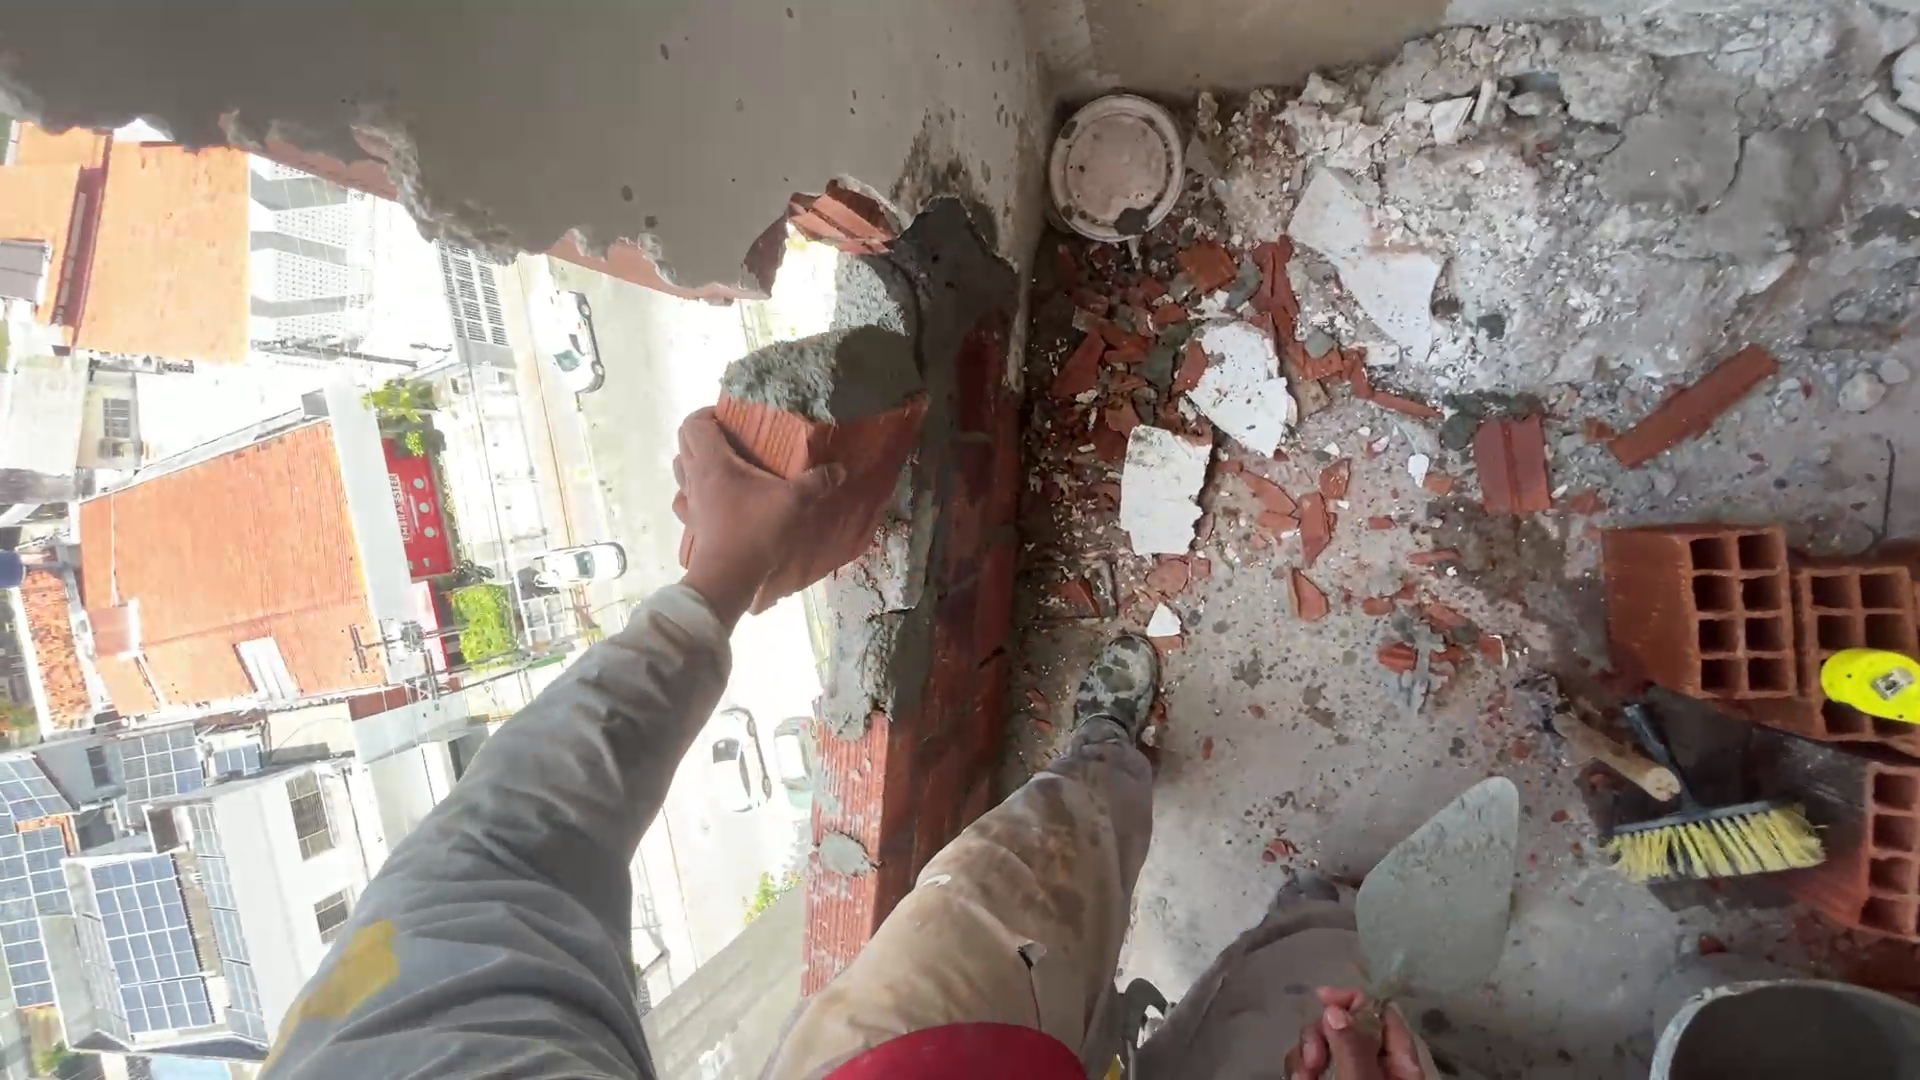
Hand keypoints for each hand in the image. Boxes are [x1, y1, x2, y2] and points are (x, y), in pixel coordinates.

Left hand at [672, 407, 843, 626]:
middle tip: (733, 437)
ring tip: (724, 465)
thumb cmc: (756, 531)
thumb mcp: (794, 502)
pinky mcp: (693, 522)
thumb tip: (840, 469)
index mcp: (713, 462)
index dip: (709, 413)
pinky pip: (685, 498)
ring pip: (681, 468)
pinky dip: (696, 492)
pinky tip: (714, 499)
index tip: (732, 417)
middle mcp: (695, 476)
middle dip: (704, 433)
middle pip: (684, 441)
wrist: (728, 576)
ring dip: (697, 460)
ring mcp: (690, 500)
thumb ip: (816, 482)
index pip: (694, 423)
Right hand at [1283, 988, 1424, 1079]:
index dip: (1353, 999)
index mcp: (1400, 1063)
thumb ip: (1352, 1049)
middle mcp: (1376, 1063)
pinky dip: (1301, 1067)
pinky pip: (1309, 1060)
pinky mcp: (1328, 1079)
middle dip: (1321, 1034)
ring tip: (1303, 1077)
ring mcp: (1350, 1072)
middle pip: (1344, 1023)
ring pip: (1322, 1041)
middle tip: (1314, 1058)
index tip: (1323, 997)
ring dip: (1306, 1053)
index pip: (1382, 1013)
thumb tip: (1334, 1007)